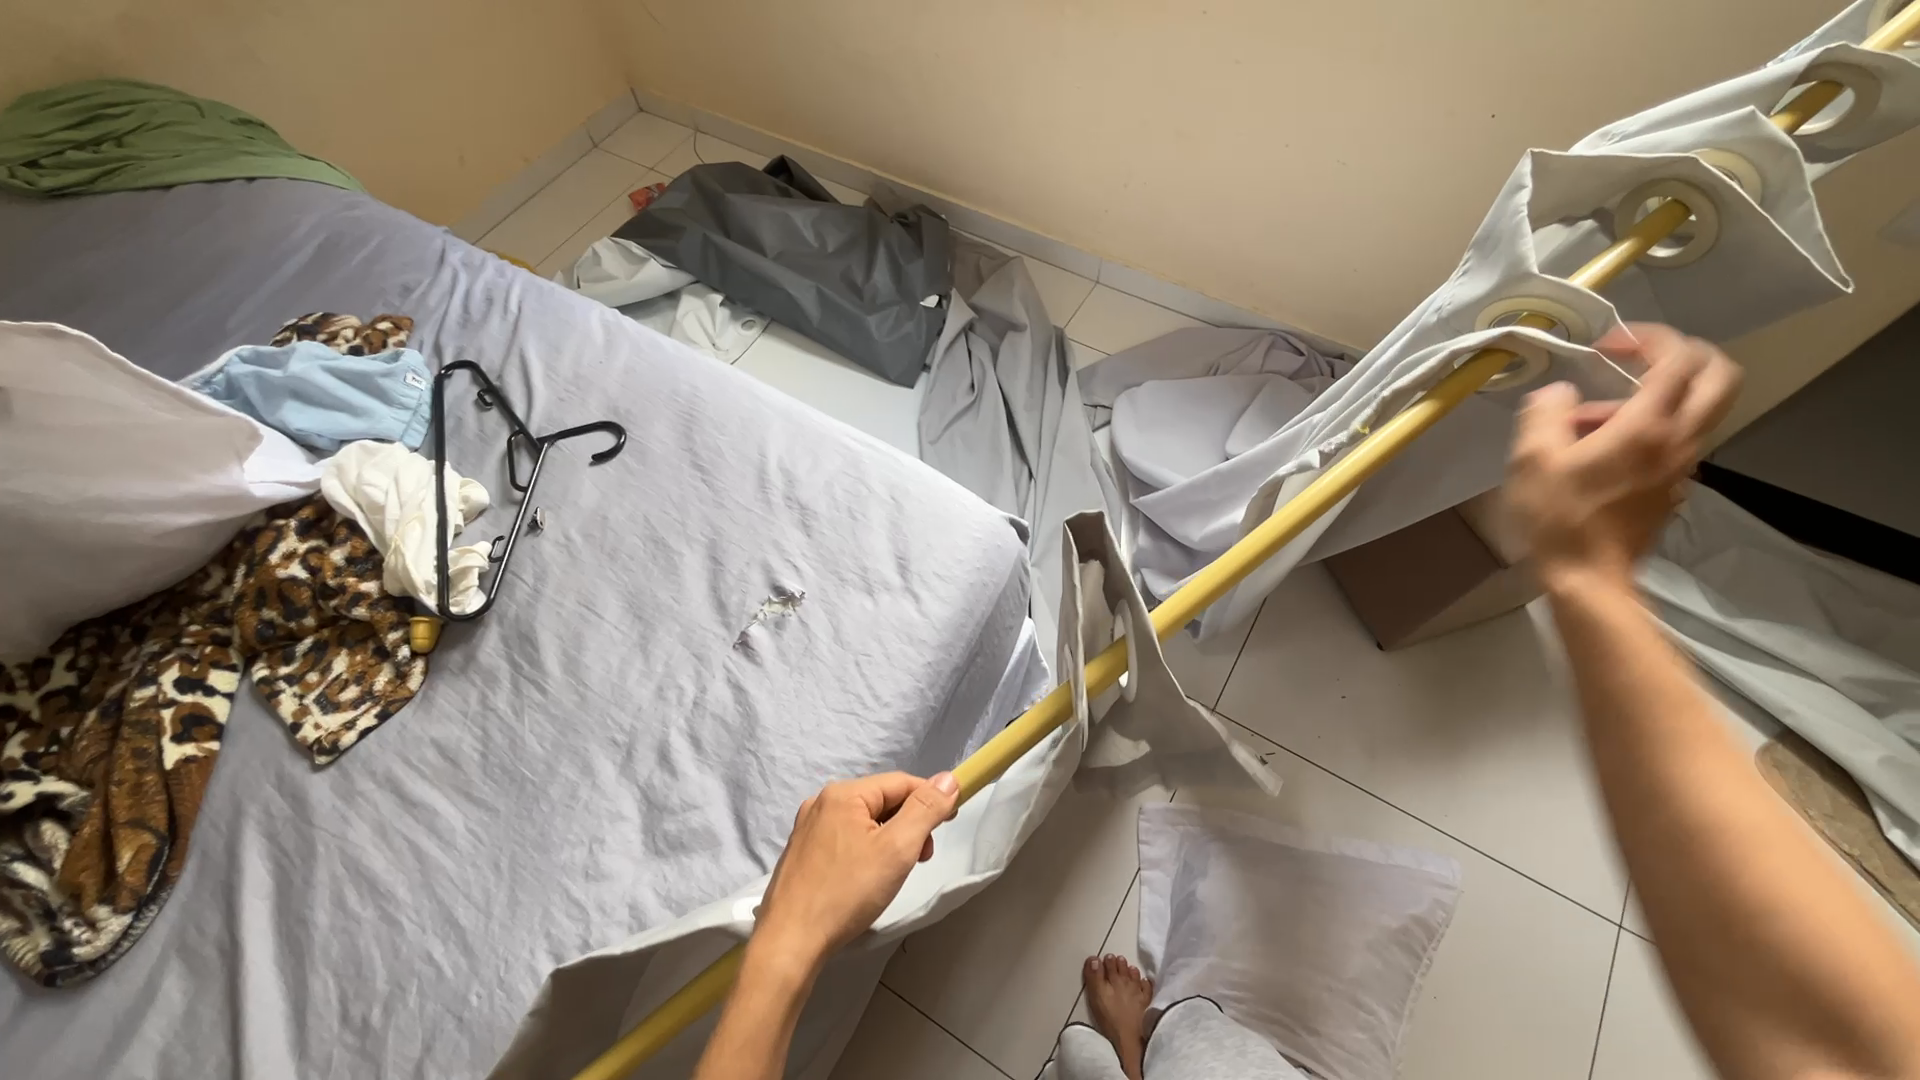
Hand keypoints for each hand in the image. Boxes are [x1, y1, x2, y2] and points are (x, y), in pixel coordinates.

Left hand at [752, 771, 960, 973]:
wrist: (789, 944)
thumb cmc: (846, 893)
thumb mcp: (897, 849)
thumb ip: (925, 809)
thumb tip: (948, 779)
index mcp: (843, 794)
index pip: (900, 783)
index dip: (930, 798)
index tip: (950, 823)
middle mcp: (822, 803)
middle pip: (882, 801)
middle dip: (909, 824)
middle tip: (921, 858)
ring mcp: (808, 829)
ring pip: (864, 822)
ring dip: (890, 839)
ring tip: (897, 872)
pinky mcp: (802, 854)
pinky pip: (845, 839)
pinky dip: (867, 851)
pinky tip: (868, 879)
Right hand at [1507, 323, 1740, 589]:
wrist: (1587, 577)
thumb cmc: (1557, 516)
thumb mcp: (1532, 460)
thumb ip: (1544, 414)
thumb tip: (1558, 392)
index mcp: (1647, 426)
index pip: (1678, 359)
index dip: (1650, 338)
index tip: (1609, 344)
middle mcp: (1679, 440)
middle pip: (1718, 377)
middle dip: (1683, 355)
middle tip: (1637, 358)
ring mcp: (1682, 465)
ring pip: (1692, 410)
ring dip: (1649, 399)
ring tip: (1584, 421)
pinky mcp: (1671, 487)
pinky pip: (1671, 442)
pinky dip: (1643, 430)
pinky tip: (1593, 452)